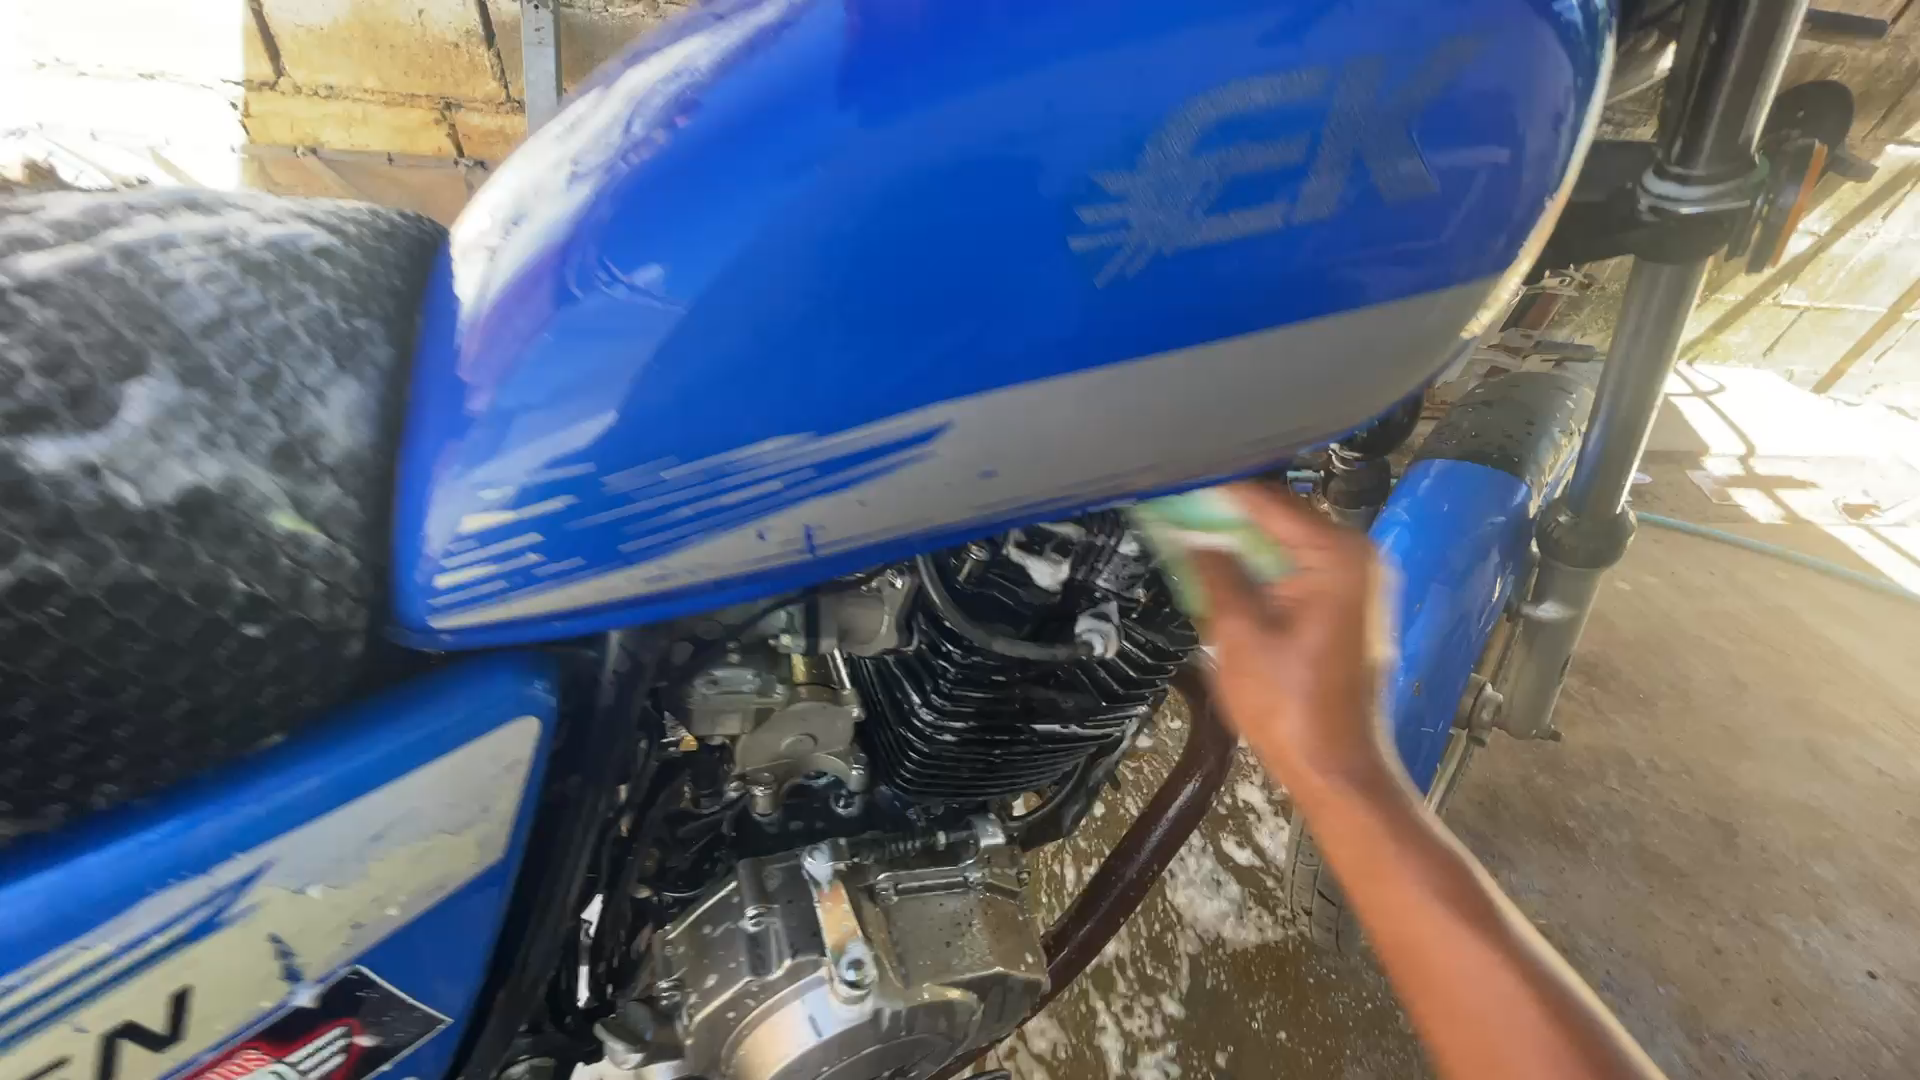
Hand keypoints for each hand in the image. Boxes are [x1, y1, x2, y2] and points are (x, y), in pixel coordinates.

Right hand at [1186, 482, 1400, 787]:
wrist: (1335, 766)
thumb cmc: (1288, 705)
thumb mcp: (1236, 632)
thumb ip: (1213, 571)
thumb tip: (1190, 534)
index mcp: (1335, 555)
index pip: (1265, 501)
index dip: (1213, 493)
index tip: (1169, 486)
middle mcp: (1356, 555)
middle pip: (1277, 517)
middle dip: (1224, 515)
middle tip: (1172, 510)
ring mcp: (1357, 579)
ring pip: (1284, 541)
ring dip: (1239, 540)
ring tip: (1187, 533)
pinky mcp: (1348, 602)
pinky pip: (1295, 566)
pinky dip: (1259, 564)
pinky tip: (1222, 567)